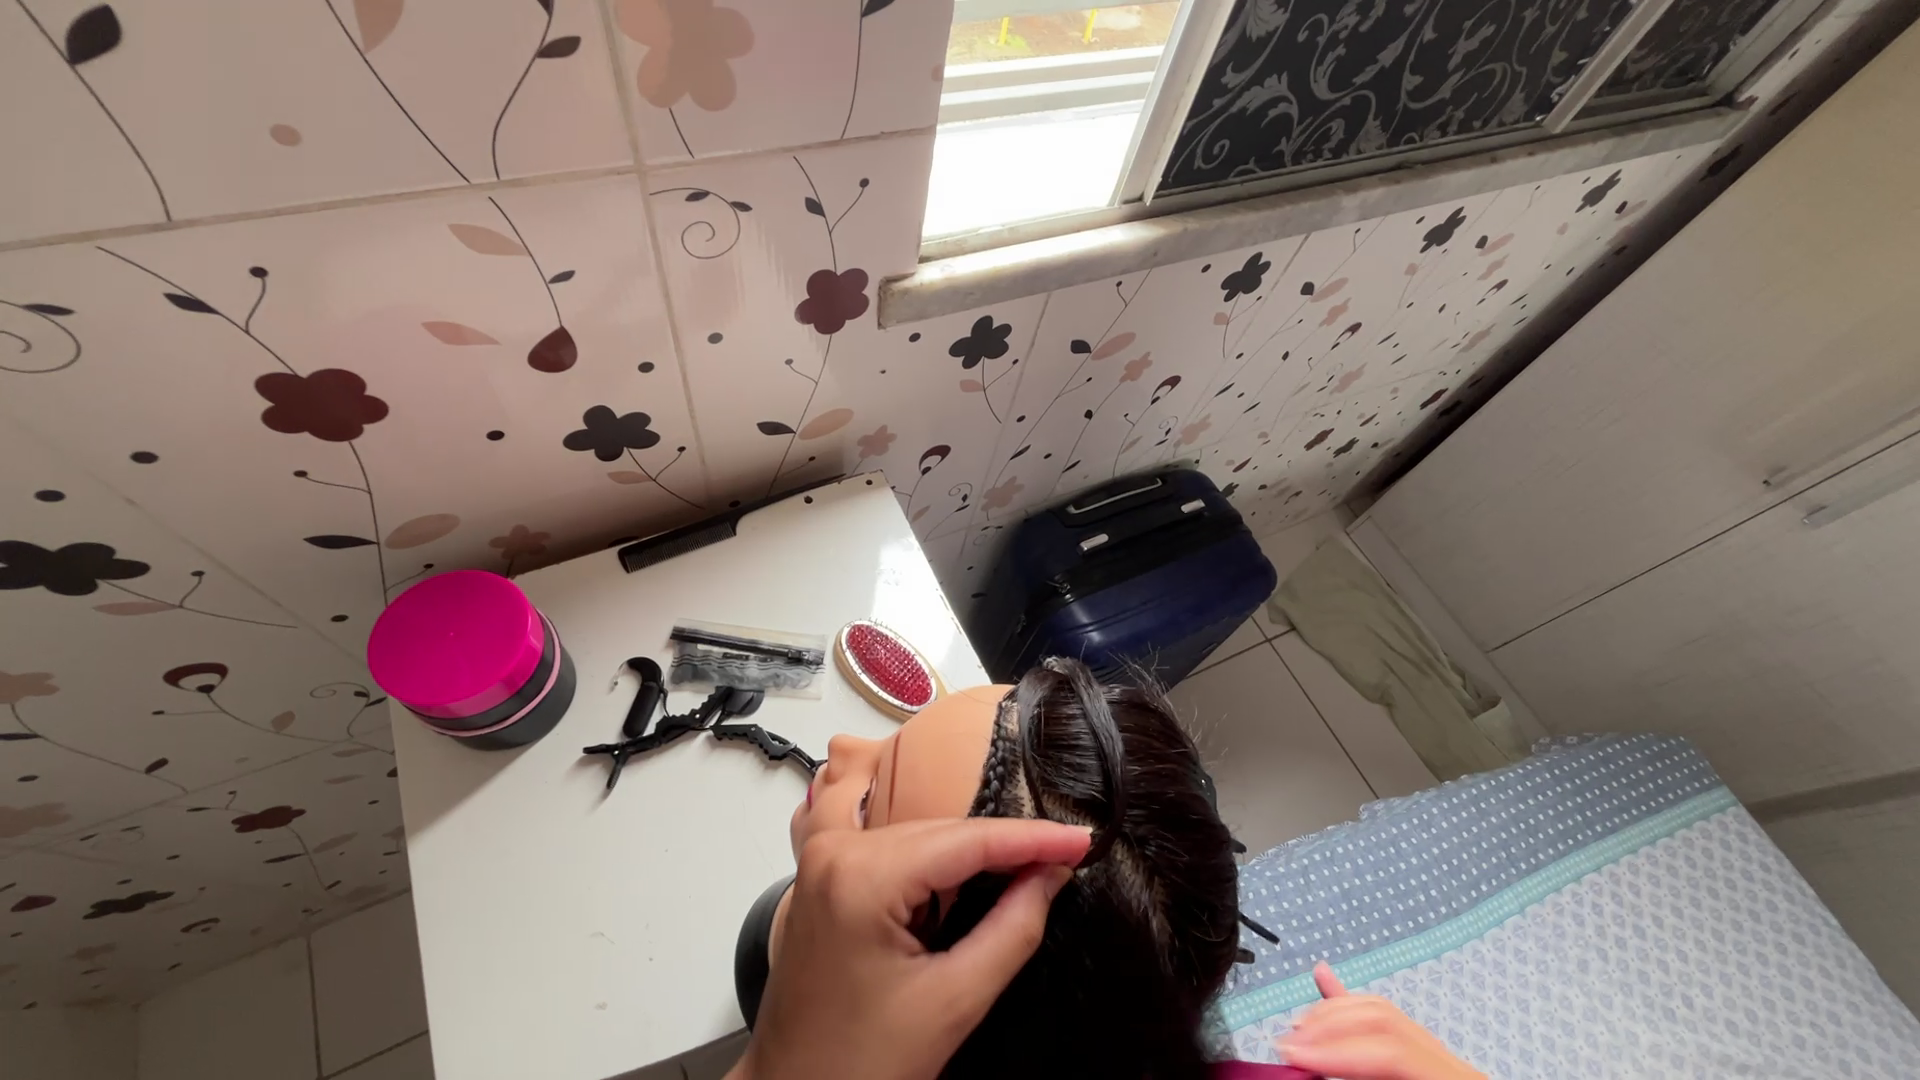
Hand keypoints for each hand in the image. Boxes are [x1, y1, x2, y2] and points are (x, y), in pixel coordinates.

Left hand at [731, 817, 1090, 1079]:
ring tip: (1023, 862)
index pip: (966, 841)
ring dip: (967, 846)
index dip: (1031, 838)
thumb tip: (1051, 872)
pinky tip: (956, 849)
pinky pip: (882, 832)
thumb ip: (1012, 928)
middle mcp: (836, 852)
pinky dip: (923, 840)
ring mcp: (822, 857)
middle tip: (1062, 856)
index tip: (1079, 840)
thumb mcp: (953, 1001)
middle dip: (1003, 844)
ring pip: (918, 829)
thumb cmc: (862, 1065)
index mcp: (862, 878)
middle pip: (942, 830)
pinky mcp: (822, 871)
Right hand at [1279, 963, 1484, 1079]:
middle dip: (1327, 1026)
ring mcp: (1445, 1062)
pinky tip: (1325, 979)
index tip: (1293, 1056)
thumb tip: (1310, 1076)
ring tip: (1299, 1033)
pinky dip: (1348, 1006)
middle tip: (1288, 1045)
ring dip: (1332, 1015)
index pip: (1392, 1051)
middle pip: (1383, 1020)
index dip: (1336, 1050)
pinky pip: (1386, 1023)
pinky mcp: (1431, 1064)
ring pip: (1382, 1013)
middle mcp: (1456, 1069)